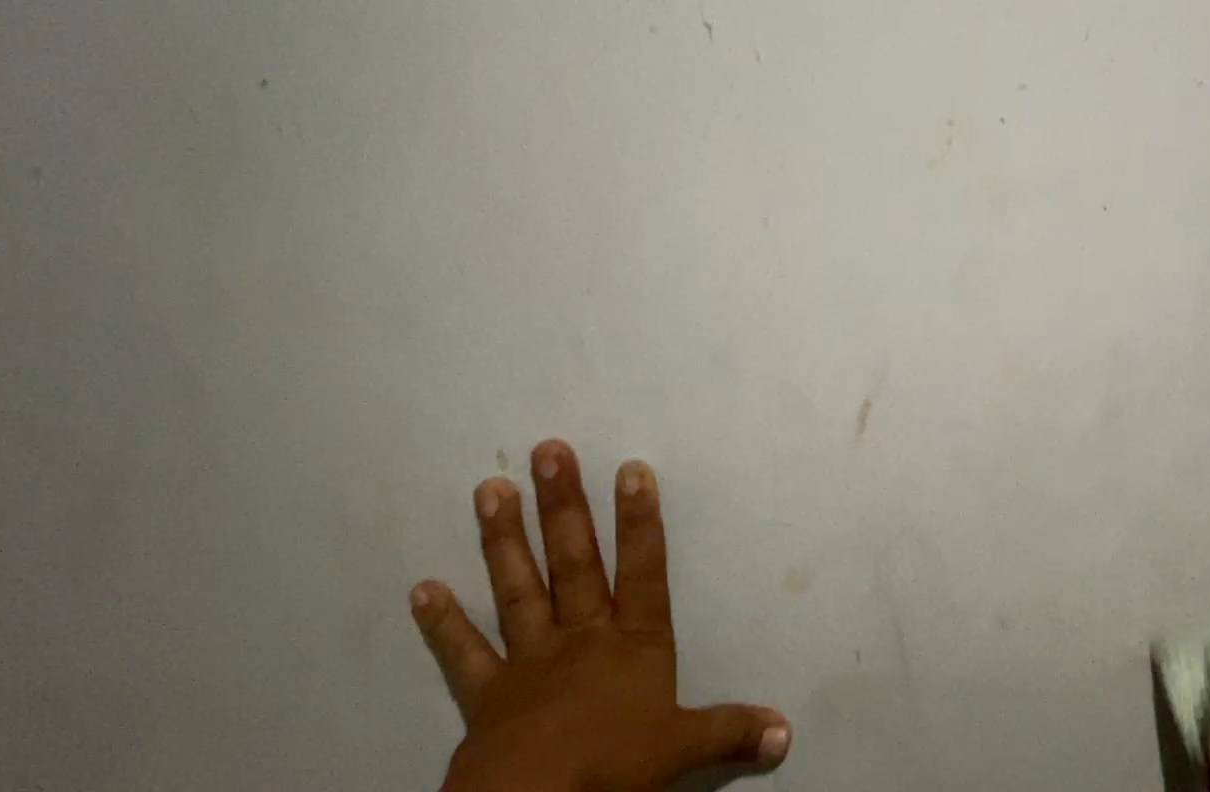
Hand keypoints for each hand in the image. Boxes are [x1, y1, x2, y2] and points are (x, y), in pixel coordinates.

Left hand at [410, 439, 790, 791]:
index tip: (630, 468)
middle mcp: (582, 638)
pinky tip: (422, 589)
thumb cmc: (613, 767)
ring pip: (520, 590)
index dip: (640, 520)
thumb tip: (786, 729)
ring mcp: (530, 662)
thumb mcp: (683, 750)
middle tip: (548, 450)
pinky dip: (443, 624)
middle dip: (565, 505)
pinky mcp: (486, 697)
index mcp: (634, 644)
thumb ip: (731, 731)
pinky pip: (464, 655)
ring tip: (490, 488)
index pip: (644, 570)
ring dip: (505, 540)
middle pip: (575, 561)